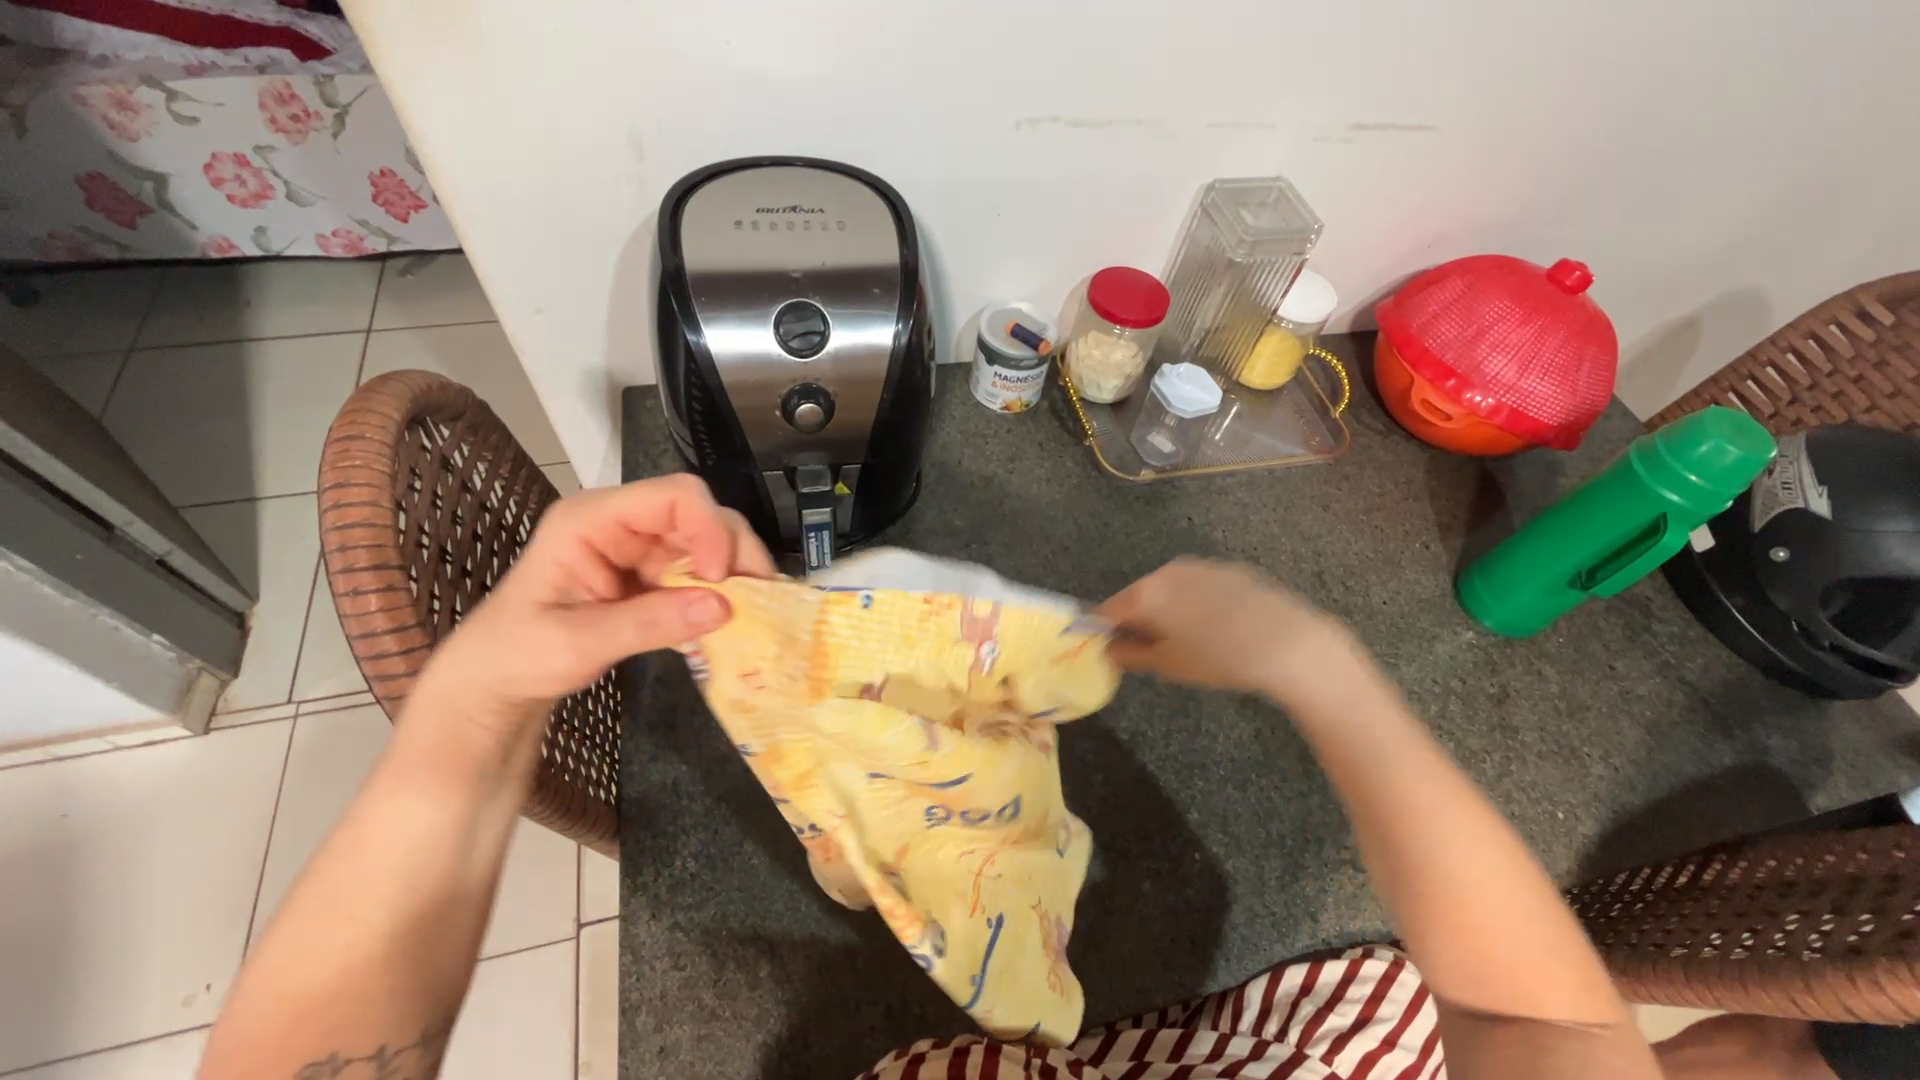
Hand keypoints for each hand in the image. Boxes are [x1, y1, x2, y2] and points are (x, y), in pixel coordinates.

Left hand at [416, 474, 774, 728]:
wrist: (495, 684)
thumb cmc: (517, 656)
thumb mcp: (576, 644)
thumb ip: (648, 623)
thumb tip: (724, 607)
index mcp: (592, 519)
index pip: (673, 496)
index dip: (709, 528)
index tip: (722, 579)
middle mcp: (622, 524)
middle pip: (700, 514)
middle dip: (733, 552)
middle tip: (755, 601)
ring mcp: (639, 550)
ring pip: (709, 543)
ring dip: (734, 576)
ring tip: (751, 615)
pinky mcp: (652, 577)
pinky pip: (701, 575)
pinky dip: (721, 597)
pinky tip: (730, 624)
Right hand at [1096, 557, 1352, 697]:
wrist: (1288, 643)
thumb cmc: (1218, 658)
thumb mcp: (1168, 665)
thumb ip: (1130, 654)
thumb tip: (1109, 648)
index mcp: (1146, 592)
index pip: (1108, 609)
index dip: (1102, 629)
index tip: (1106, 648)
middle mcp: (1169, 571)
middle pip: (1140, 595)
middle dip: (1138, 619)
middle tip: (1148, 650)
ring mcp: (1203, 567)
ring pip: (1172, 589)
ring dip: (1169, 611)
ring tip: (1187, 641)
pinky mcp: (1232, 571)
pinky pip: (1201, 588)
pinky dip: (1198, 604)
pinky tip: (1218, 629)